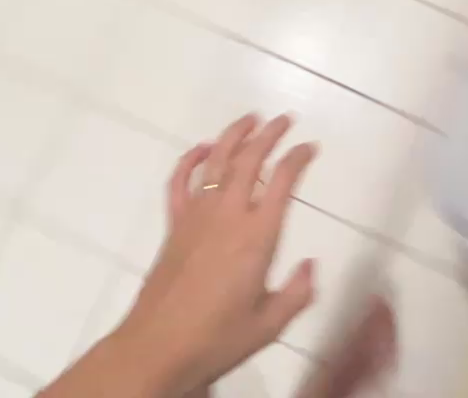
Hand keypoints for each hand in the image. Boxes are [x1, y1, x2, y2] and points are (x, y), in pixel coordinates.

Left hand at [51, 114, 316, 397]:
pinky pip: (180, 181)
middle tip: (285, 120)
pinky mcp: (174, 223)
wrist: (157, 349)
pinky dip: (190, 159)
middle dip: (270, 133)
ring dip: (235, 134)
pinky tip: (202, 148)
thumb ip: (297, 293)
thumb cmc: (217, 339)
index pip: (283, 180)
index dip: (298, 157)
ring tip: (251, 119)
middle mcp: (229, 214)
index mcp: (257, 235)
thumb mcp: (269, 325)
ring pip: (217, 160)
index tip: (309, 147)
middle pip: (251, 158)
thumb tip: (310, 265)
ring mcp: (197, 214)